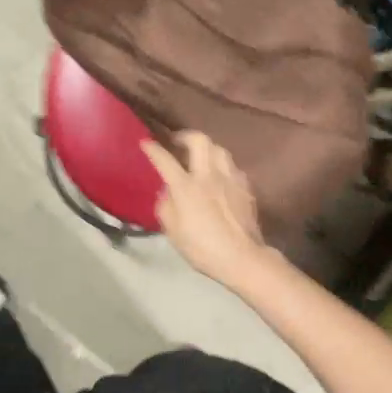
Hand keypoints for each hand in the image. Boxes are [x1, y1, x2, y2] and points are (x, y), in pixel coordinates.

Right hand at [141, 131, 279, 289]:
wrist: (242, 257)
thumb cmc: (202, 248)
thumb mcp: (173, 231)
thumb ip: (166, 205)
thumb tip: (167, 191)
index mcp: (186, 187)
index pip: (165, 160)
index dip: (153, 148)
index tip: (146, 142)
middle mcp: (209, 175)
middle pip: (199, 140)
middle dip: (185, 135)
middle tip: (178, 142)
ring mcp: (230, 178)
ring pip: (219, 148)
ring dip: (207, 147)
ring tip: (200, 156)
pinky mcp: (245, 186)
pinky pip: (232, 166)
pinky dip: (222, 165)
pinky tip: (220, 175)